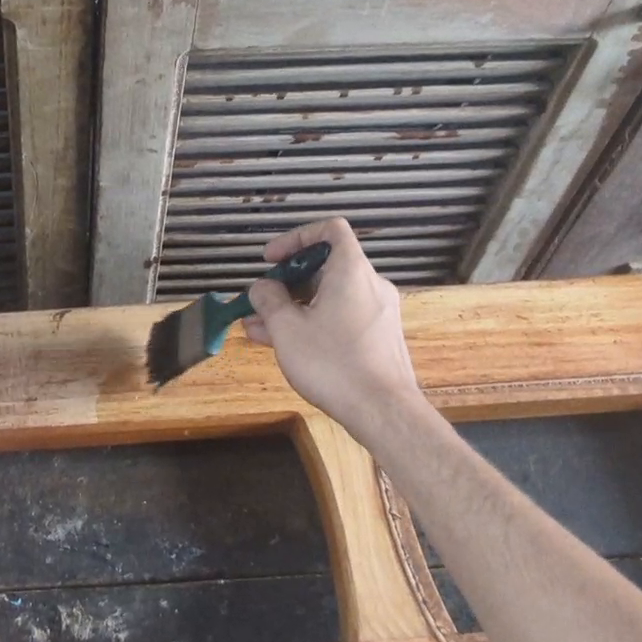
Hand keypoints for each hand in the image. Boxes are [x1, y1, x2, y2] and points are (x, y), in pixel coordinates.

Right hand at [242, 217, 421, 417]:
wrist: (382, 410)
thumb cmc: (333, 363)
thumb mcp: (287, 329)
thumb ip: (269, 300)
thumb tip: (262, 288)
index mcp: (351, 271)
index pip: (330, 230)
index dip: (296, 237)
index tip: (272, 259)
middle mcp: (370, 285)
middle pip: (325, 268)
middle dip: (286, 283)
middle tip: (259, 301)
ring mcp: (377, 313)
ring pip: (329, 298)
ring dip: (294, 307)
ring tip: (258, 328)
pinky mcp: (378, 338)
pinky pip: (340, 318)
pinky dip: (313, 323)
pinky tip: (284, 344)